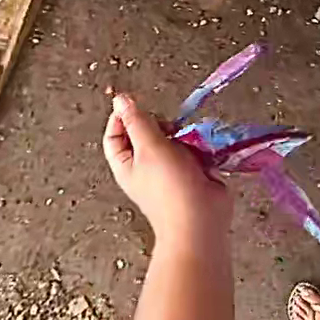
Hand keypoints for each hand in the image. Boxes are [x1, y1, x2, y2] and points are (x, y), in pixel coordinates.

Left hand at [102, 94, 231, 241]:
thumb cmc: (170, 186)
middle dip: (161, 126)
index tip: (137, 105)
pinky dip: (200, 149)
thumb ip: (136, 120)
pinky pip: (195, 151)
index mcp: (126, 163)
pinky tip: (204, 155)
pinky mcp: (194, 172)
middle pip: (147, 133)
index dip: (122, 117)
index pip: (115, 134)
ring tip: (191, 146)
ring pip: (175, 140)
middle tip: (169, 129)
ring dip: (185, 138)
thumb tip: (120, 99)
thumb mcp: (149, 147)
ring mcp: (171, 170)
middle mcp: (146, 166)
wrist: (201, 220)